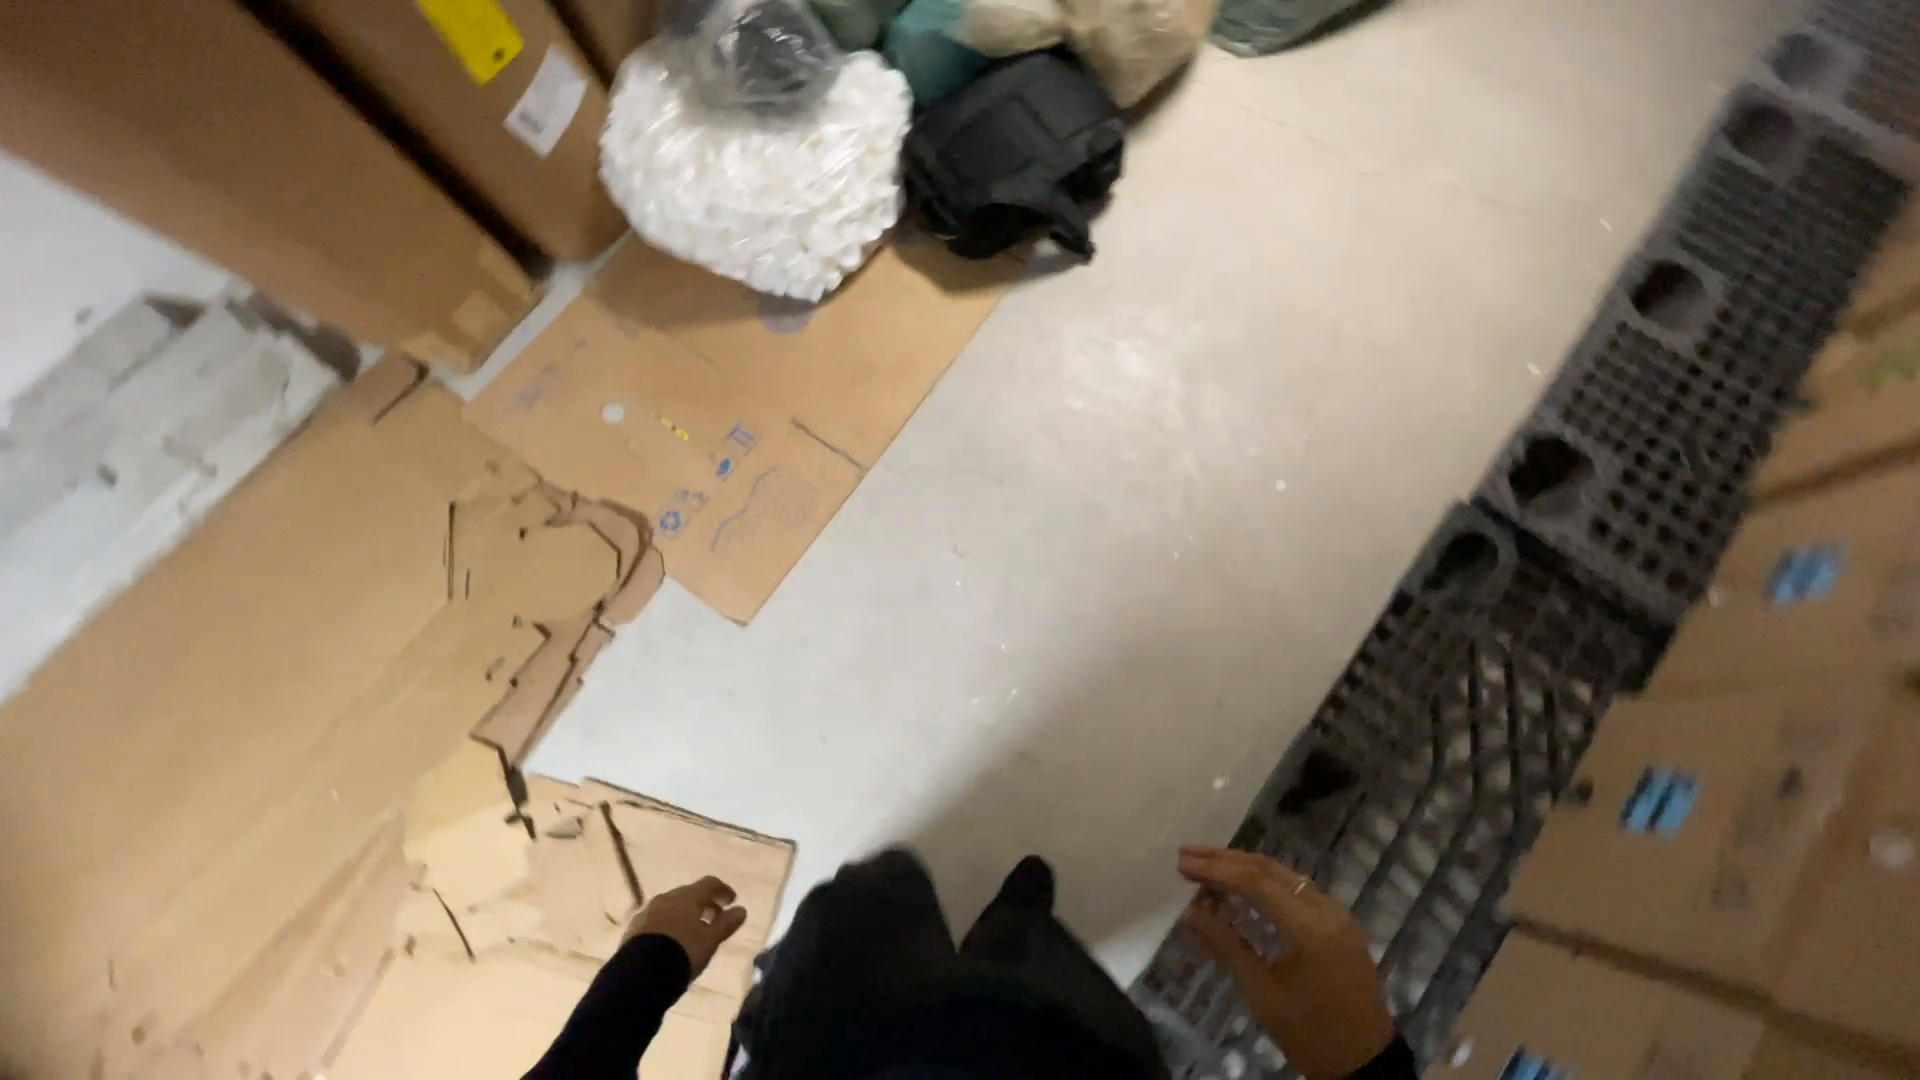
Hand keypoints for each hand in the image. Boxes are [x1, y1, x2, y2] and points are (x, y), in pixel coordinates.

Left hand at [625, 875, 748, 975]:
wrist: (639, 976)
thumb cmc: (682, 953)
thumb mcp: (710, 941)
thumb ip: (726, 924)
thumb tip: (742, 910)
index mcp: (687, 897)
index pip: (709, 883)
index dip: (723, 890)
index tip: (732, 900)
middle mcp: (667, 898)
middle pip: (689, 894)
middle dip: (703, 904)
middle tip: (714, 917)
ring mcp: (647, 912)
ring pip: (671, 907)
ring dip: (685, 914)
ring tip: (693, 932)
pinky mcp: (633, 929)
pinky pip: (657, 920)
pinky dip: (669, 925)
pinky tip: (671, 941)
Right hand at [1177, 847, 1394, 1079]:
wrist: (1367, 1065)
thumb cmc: (1311, 1034)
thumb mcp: (1263, 995)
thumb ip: (1226, 946)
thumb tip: (1189, 913)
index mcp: (1311, 929)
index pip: (1256, 883)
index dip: (1216, 870)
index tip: (1182, 864)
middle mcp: (1328, 910)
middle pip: (1269, 869)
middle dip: (1225, 859)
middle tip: (1188, 855)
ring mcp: (1337, 914)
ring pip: (1284, 875)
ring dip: (1244, 867)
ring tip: (1207, 864)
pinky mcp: (1338, 923)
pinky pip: (1296, 889)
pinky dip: (1264, 882)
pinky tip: (1240, 887)